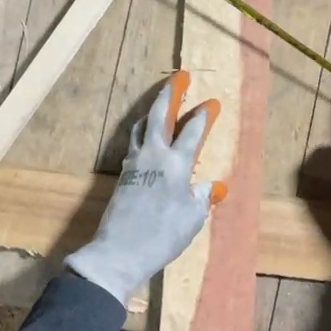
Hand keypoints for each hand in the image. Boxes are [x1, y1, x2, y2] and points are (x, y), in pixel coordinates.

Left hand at [65, 73, 218, 307]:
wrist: (118, 252)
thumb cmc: (162, 236)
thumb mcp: (192, 219)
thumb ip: (201, 198)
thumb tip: (210, 186)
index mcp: (176, 164)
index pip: (193, 132)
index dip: (204, 116)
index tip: (212, 103)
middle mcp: (154, 156)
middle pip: (160, 116)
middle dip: (170, 94)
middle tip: (179, 78)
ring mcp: (135, 163)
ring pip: (142, 127)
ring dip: (152, 111)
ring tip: (160, 104)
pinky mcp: (123, 175)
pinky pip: (134, 143)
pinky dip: (143, 133)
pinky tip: (146, 138)